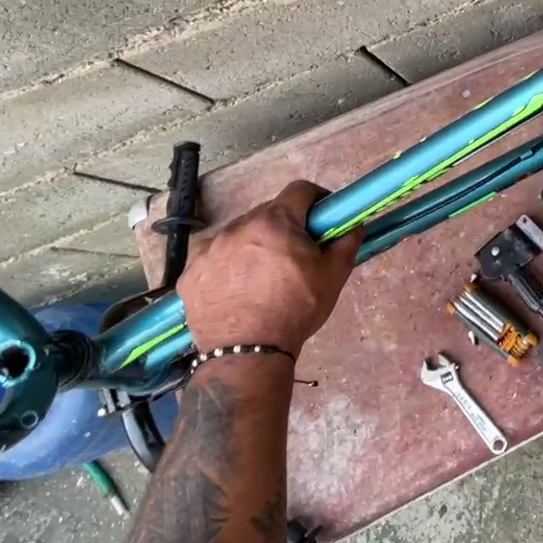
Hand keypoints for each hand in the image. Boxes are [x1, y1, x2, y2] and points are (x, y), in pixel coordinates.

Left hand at [178, 181, 361, 352]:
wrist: (248, 352)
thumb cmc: (297, 308)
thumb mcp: (335, 274)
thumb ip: (347, 241)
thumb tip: (354, 223)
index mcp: (275, 222)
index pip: (299, 190)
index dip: (316, 198)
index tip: (323, 217)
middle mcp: (238, 227)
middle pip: (268, 212)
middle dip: (285, 225)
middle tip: (297, 252)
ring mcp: (208, 250)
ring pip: (239, 233)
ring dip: (255, 243)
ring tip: (264, 273)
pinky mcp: (188, 274)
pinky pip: (213, 256)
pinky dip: (228, 263)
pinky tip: (237, 287)